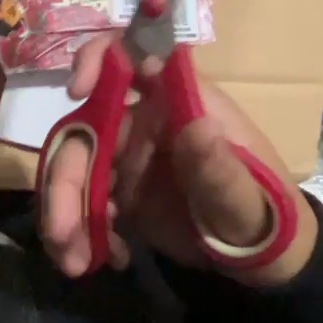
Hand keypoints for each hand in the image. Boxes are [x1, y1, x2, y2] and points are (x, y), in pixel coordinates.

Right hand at [38, 36, 315, 286]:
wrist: (262, 256)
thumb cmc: (262, 211)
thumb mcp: (243, 196)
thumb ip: (218, 167)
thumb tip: (198, 125)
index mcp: (176, 104)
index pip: (129, 60)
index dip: (97, 61)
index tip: (76, 91)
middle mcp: (141, 124)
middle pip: (82, 134)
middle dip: (63, 184)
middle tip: (59, 235)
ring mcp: (124, 159)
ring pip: (72, 172)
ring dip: (64, 216)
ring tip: (74, 263)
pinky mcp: (115, 193)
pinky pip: (80, 203)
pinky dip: (79, 233)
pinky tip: (105, 259)